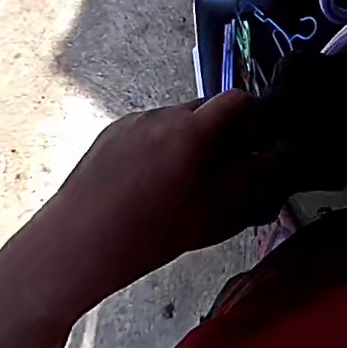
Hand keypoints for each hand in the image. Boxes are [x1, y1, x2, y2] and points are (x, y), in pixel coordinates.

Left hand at [31, 91, 282, 303]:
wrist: (70, 248)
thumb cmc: (144, 236)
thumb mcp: (206, 212)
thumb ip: (246, 177)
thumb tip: (276, 156)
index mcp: (190, 131)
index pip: (236, 98)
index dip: (251, 113)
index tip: (254, 139)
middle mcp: (162, 115)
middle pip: (205, 107)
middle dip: (220, 129)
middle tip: (221, 165)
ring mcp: (132, 121)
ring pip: (176, 118)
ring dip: (188, 136)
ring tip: (180, 178)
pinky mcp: (110, 132)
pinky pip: (148, 127)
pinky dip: (160, 142)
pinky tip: (148, 179)